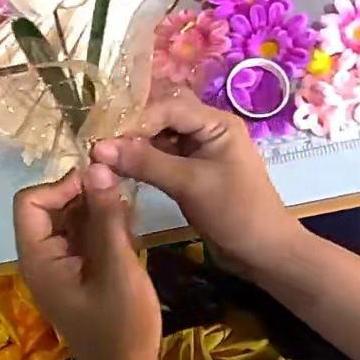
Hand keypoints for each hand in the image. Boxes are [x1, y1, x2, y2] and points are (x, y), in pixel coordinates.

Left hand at [13, 164, 161, 359]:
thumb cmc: (122, 327)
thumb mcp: (118, 268)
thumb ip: (107, 218)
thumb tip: (98, 166)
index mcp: (39, 259)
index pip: (29, 201)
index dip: (62, 185)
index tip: (100, 185)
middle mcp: (43, 260)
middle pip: (50, 208)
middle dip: (83, 195)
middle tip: (122, 193)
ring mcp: (62, 269)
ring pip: (71, 222)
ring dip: (98, 209)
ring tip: (131, 210)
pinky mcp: (81, 276)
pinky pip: (85, 239)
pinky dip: (105, 227)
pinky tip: (131, 228)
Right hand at [92, 92, 300, 271]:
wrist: (263, 252)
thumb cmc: (235, 212)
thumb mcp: (189, 184)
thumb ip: (146, 163)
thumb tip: (98, 148)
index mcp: (217, 123)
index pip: (169, 107)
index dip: (135, 121)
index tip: (101, 138)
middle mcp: (208, 130)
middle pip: (162, 119)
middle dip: (132, 131)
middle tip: (97, 147)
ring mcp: (200, 152)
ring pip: (160, 140)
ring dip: (134, 148)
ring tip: (102, 160)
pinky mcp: (192, 173)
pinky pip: (162, 159)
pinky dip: (143, 164)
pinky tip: (119, 171)